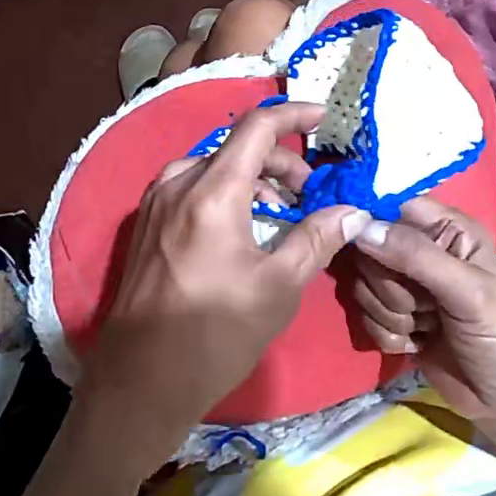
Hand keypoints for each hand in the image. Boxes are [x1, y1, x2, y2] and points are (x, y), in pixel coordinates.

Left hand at [79, 103, 367, 461]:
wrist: (141, 378)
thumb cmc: (215, 333)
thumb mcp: (278, 287)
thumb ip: (317, 239)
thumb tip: (353, 212)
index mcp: (212, 192)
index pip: (257, 127)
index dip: (294, 116)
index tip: (323, 120)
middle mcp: (178, 184)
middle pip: (236, 148)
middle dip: (279, 162)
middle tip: (308, 194)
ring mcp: (156, 202)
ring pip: (212, 166)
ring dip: (251, 178)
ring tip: (278, 211)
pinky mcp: (146, 223)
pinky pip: (191, 186)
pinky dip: (223, 191)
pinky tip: (240, 225)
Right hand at [349, 198, 495, 445]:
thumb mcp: (470, 294)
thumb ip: (417, 257)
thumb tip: (361, 229)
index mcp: (448, 230)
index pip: (392, 208)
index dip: (375, 226)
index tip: (376, 256)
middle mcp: (423, 250)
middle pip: (369, 250)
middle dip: (389, 287)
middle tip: (424, 307)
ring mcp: (407, 287)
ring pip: (364, 286)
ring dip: (391, 316)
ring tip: (427, 329)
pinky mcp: (395, 319)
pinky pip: (366, 317)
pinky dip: (389, 337)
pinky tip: (417, 346)